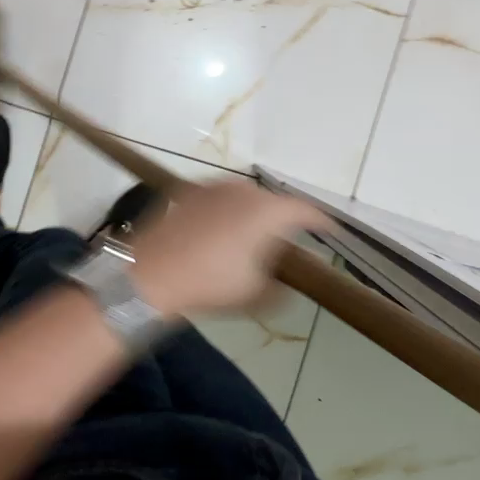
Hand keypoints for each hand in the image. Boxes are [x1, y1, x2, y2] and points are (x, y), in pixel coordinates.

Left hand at [124, 181, 328, 316]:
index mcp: (266, 210)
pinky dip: (228, 211)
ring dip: (253, 213)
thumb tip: (289, 287)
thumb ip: (281, 289)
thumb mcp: (254, 294)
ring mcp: (212, 186)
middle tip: (288, 240)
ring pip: (244, 197)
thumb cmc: (209, 282)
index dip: (320, 222)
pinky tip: (221, 232)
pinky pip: (219, 198)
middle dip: (282, 219)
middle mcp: (243, 189)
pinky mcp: (188, 191)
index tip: (330, 231)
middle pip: (273, 201)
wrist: (149, 272)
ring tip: (253, 237)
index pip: (304, 211)